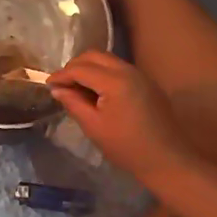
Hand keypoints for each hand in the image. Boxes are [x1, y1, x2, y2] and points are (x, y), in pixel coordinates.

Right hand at [47, 51, 193, 178]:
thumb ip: (73, 103)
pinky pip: (119, 68)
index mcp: (115, 81)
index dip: (61, 75)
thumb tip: (57, 89)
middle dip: (74, 66)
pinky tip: (96, 92)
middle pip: (94, 56)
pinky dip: (103, 73)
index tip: (48, 85)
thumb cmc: (127, 147)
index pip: (80, 69)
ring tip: (76, 87)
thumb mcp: (93, 126)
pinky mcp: (147, 84)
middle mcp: (129, 71)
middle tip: (62, 84)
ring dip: (89, 68)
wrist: (168, 160)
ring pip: (107, 60)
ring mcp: (140, 76)